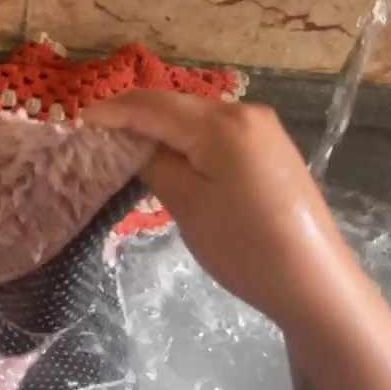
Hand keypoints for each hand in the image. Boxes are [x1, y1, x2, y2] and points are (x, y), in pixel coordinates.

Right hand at [84, 90, 355, 326]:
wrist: (315, 284)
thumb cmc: (245, 247)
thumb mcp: (187, 205)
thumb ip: (152, 163)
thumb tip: (127, 142)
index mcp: (222, 123)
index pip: (151, 106)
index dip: (110, 113)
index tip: (75, 124)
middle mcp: (243, 112)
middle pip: (172, 105)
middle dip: (131, 116)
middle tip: (93, 136)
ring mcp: (260, 128)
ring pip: (192, 117)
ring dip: (156, 127)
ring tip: (121, 145)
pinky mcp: (267, 147)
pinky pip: (212, 131)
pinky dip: (183, 138)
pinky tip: (165, 154)